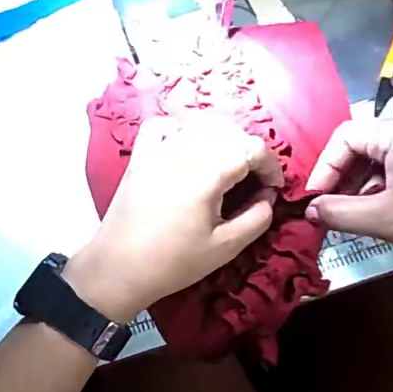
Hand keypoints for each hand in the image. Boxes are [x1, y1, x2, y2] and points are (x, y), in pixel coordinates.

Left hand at [64, 114, 283, 321]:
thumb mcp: (226, 247)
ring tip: (228, 167)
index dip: (272, 166)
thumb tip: (267, 196)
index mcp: (208, 174)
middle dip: (251, 152)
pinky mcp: (141, 154)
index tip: (273, 188)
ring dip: (224, 139)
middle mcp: (184, 151)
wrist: (119, 268)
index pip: (253, 148)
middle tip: (254, 182)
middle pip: (232, 131)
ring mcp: (159, 149)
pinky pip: (167, 124)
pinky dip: (184, 129)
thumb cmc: (174, 262)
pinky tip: (190, 148)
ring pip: (203, 123)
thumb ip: (257, 217)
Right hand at [303, 116, 392, 304]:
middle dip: (346, 179)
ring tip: (366, 219)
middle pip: (368, 144)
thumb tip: (311, 209)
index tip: (314, 202)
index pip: (345, 135)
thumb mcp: (390, 219)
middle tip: (337, 214)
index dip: (323, 168)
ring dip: (371, 186)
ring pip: (392, 158)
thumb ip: (342, 213)